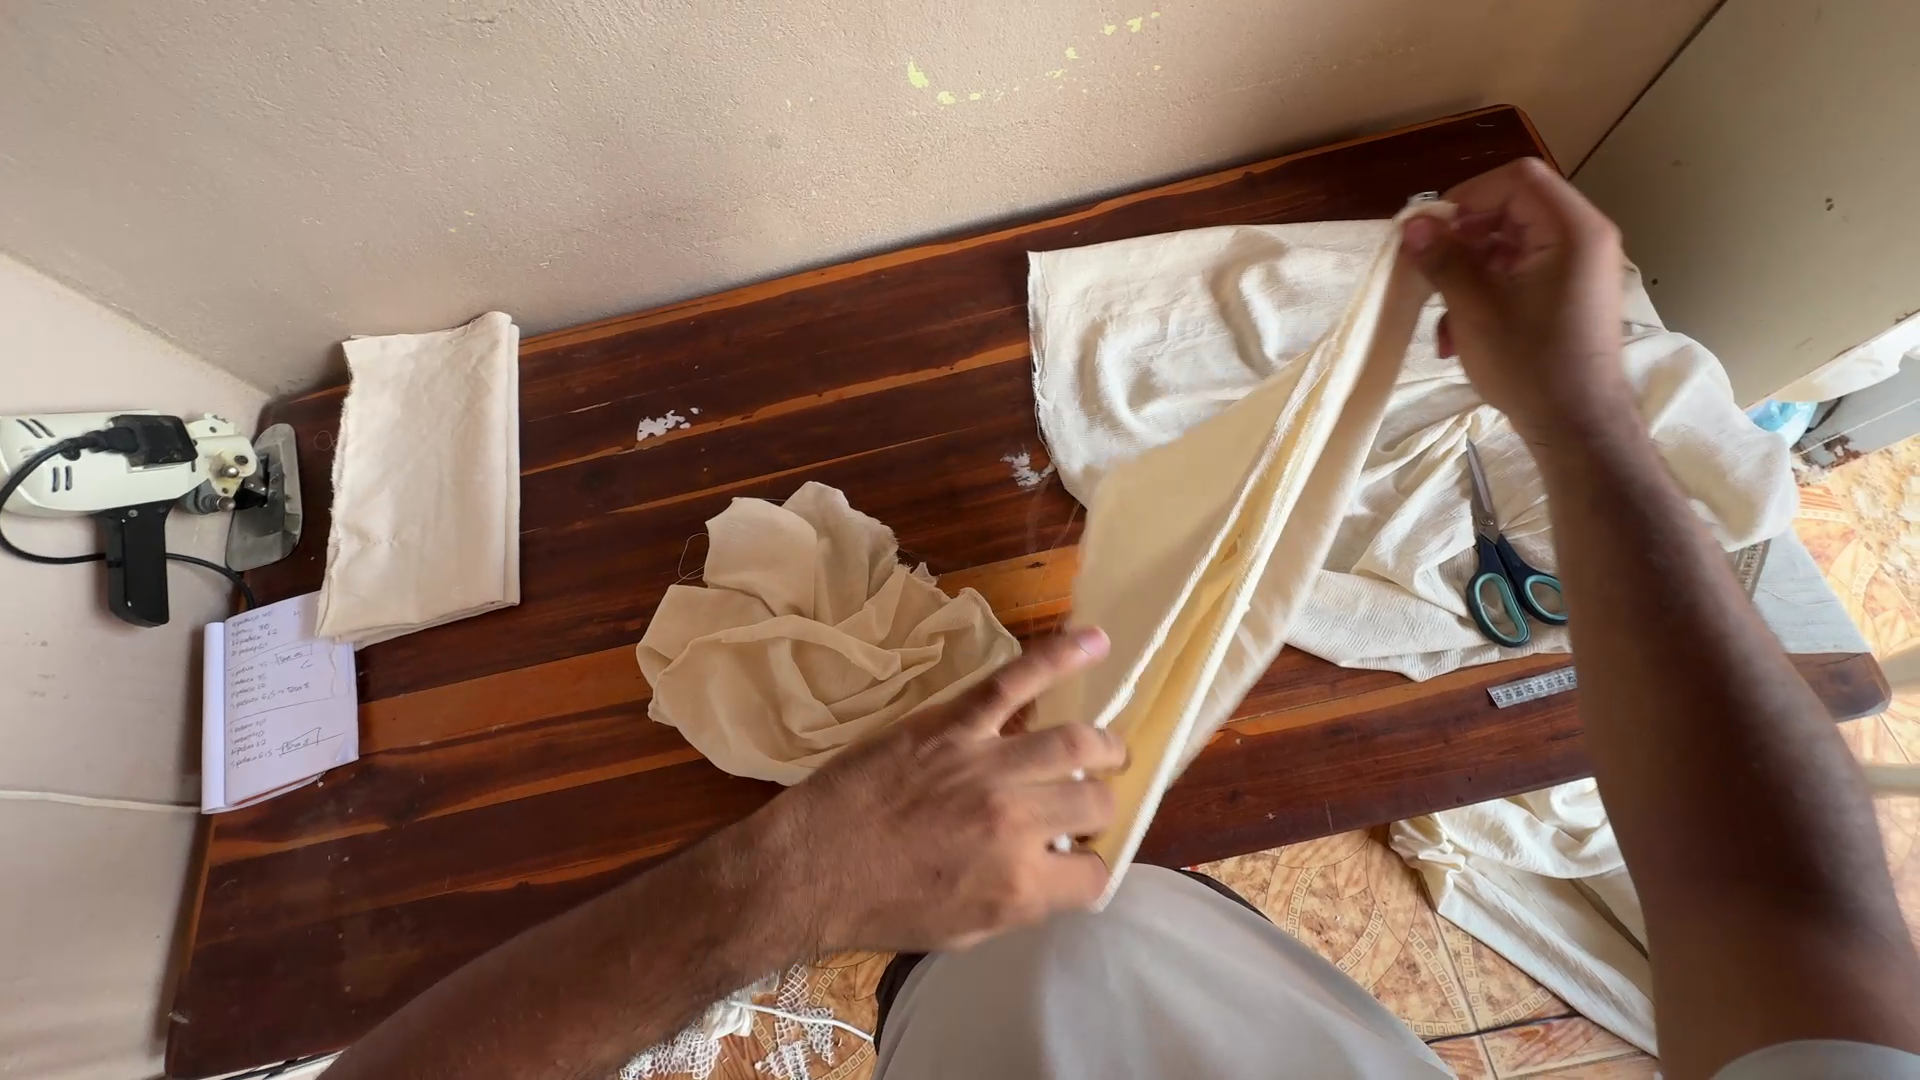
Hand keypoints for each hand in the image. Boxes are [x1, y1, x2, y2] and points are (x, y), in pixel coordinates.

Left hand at [756, 627, 1122, 953]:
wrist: (810, 867)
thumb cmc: (880, 907)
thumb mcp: (964, 930)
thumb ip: (1022, 898)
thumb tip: (1057, 865)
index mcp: (1019, 886)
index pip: (1093, 874)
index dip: (1089, 866)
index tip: (1075, 856)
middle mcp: (1015, 822)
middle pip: (1094, 803)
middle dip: (1099, 806)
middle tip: (1087, 799)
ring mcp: (985, 765)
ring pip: (1073, 743)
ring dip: (1103, 745)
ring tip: (1106, 748)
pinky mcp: (954, 723)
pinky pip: (1016, 682)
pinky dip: (1059, 657)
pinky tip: (1095, 641)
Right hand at [1402, 158, 1634, 451]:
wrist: (1574, 421)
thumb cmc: (1528, 364)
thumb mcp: (1475, 311)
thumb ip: (1444, 261)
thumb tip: (1411, 225)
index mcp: (1571, 231)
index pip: (1515, 181)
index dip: (1463, 198)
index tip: (1425, 233)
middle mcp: (1581, 238)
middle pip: (1510, 210)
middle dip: (1460, 241)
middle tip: (1425, 272)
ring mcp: (1575, 266)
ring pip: (1507, 245)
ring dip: (1464, 273)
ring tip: (1440, 318)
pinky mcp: (1564, 291)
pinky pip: (1516, 272)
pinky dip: (1482, 291)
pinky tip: (1458, 332)